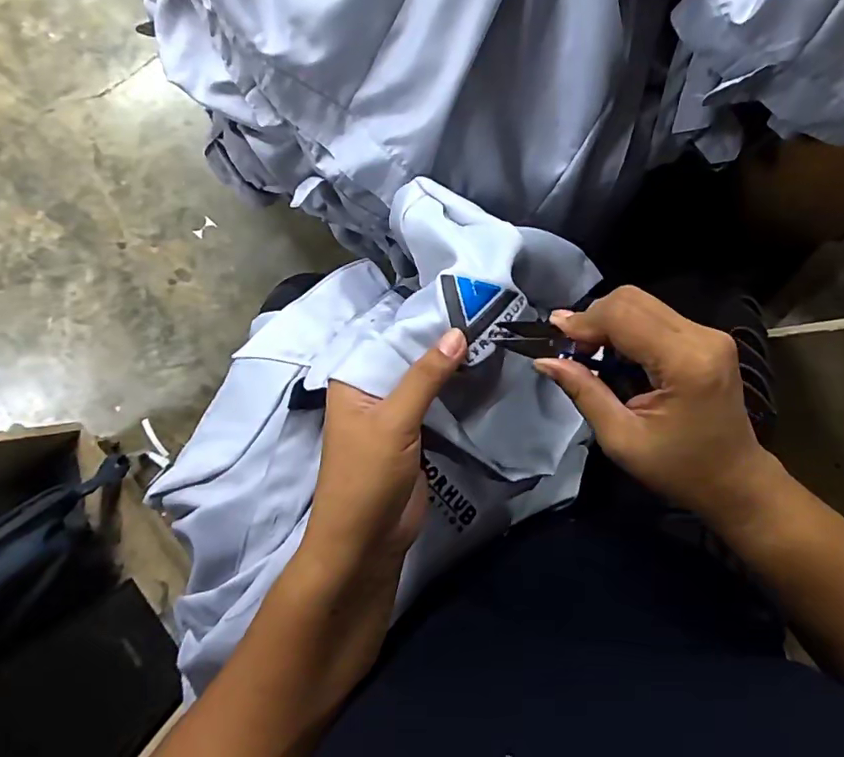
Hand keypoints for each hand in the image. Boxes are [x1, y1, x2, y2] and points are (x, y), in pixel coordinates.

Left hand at [302, 328, 467, 573]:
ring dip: (451, 367)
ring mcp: (392, 413)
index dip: (423, 320)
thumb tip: (458, 332)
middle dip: (441, 342)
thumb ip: (425, 376)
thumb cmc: (367, 477)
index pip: (389, 336)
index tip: (463, 298)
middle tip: (486, 315)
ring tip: (490, 336)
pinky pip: (434, 404)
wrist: (366, 544)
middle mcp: (370, 389)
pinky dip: (454, 392)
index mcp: (353, 379)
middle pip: (409, 357)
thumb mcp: (395, 421)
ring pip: (424, 380)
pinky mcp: (412, 435)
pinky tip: (481, 373)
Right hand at [535, 286, 776, 523]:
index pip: (622, 316)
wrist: (736, 481)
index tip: (554, 338)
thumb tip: (544, 360)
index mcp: (686, 363)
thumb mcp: (621, 439)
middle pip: (631, 300)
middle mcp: (702, 337)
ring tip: (591, 353)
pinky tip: (616, 354)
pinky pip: (654, 314)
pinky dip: (626, 327)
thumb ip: (584, 392)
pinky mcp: (707, 336)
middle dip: (593, 318)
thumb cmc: (679, 470)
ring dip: (608, 321)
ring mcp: (709, 333)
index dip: (583, 321)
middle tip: (572, 350)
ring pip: (641, 302)